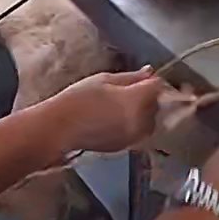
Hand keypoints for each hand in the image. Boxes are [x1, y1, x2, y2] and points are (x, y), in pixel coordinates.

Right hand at [43, 69, 164, 153]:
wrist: (60, 128)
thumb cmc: (79, 98)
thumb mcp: (105, 79)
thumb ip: (131, 77)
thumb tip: (150, 72)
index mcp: (138, 100)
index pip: (158, 86)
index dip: (150, 81)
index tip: (138, 80)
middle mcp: (143, 120)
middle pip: (156, 104)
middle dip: (147, 97)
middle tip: (124, 92)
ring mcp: (136, 136)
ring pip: (150, 120)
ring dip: (142, 112)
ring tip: (119, 107)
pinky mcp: (127, 146)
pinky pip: (139, 132)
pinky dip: (133, 125)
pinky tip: (115, 120)